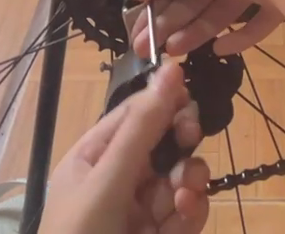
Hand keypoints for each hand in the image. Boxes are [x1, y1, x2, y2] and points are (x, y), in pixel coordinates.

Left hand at [42, 59, 210, 233]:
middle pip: (163, 143)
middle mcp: (118, 180)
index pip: (135, 114)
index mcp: (93, 158)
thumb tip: (171, 67)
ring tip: (187, 194)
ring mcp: (141, 213)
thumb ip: (142, 128)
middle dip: (181, 142)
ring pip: (181, 178)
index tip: (190, 99)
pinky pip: (186, 214)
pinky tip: (185, 217)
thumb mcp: (107, 183)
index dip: (164, 103)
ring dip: (190, 180)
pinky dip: (192, 212)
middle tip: (192, 139)